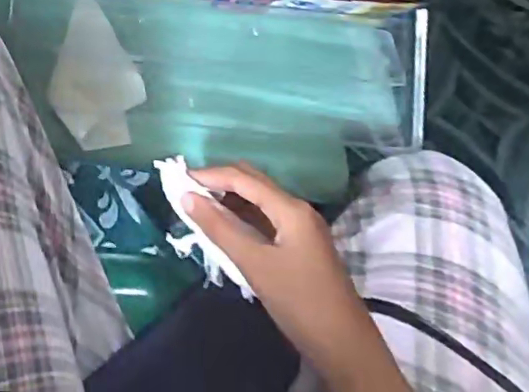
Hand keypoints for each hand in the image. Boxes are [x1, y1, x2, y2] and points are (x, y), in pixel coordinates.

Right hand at [184, 163, 409, 391]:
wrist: (350, 354)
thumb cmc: (301, 304)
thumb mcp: (254, 265)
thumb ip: (218, 227)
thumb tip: (185, 195)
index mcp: (291, 209)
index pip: (242, 177)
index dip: (208, 175)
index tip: (178, 180)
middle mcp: (298, 210)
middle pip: (252, 181)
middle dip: (218, 181)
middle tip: (188, 191)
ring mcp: (303, 228)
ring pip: (258, 199)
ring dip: (229, 199)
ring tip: (201, 209)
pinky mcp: (302, 246)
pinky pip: (266, 217)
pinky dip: (242, 216)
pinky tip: (226, 229)